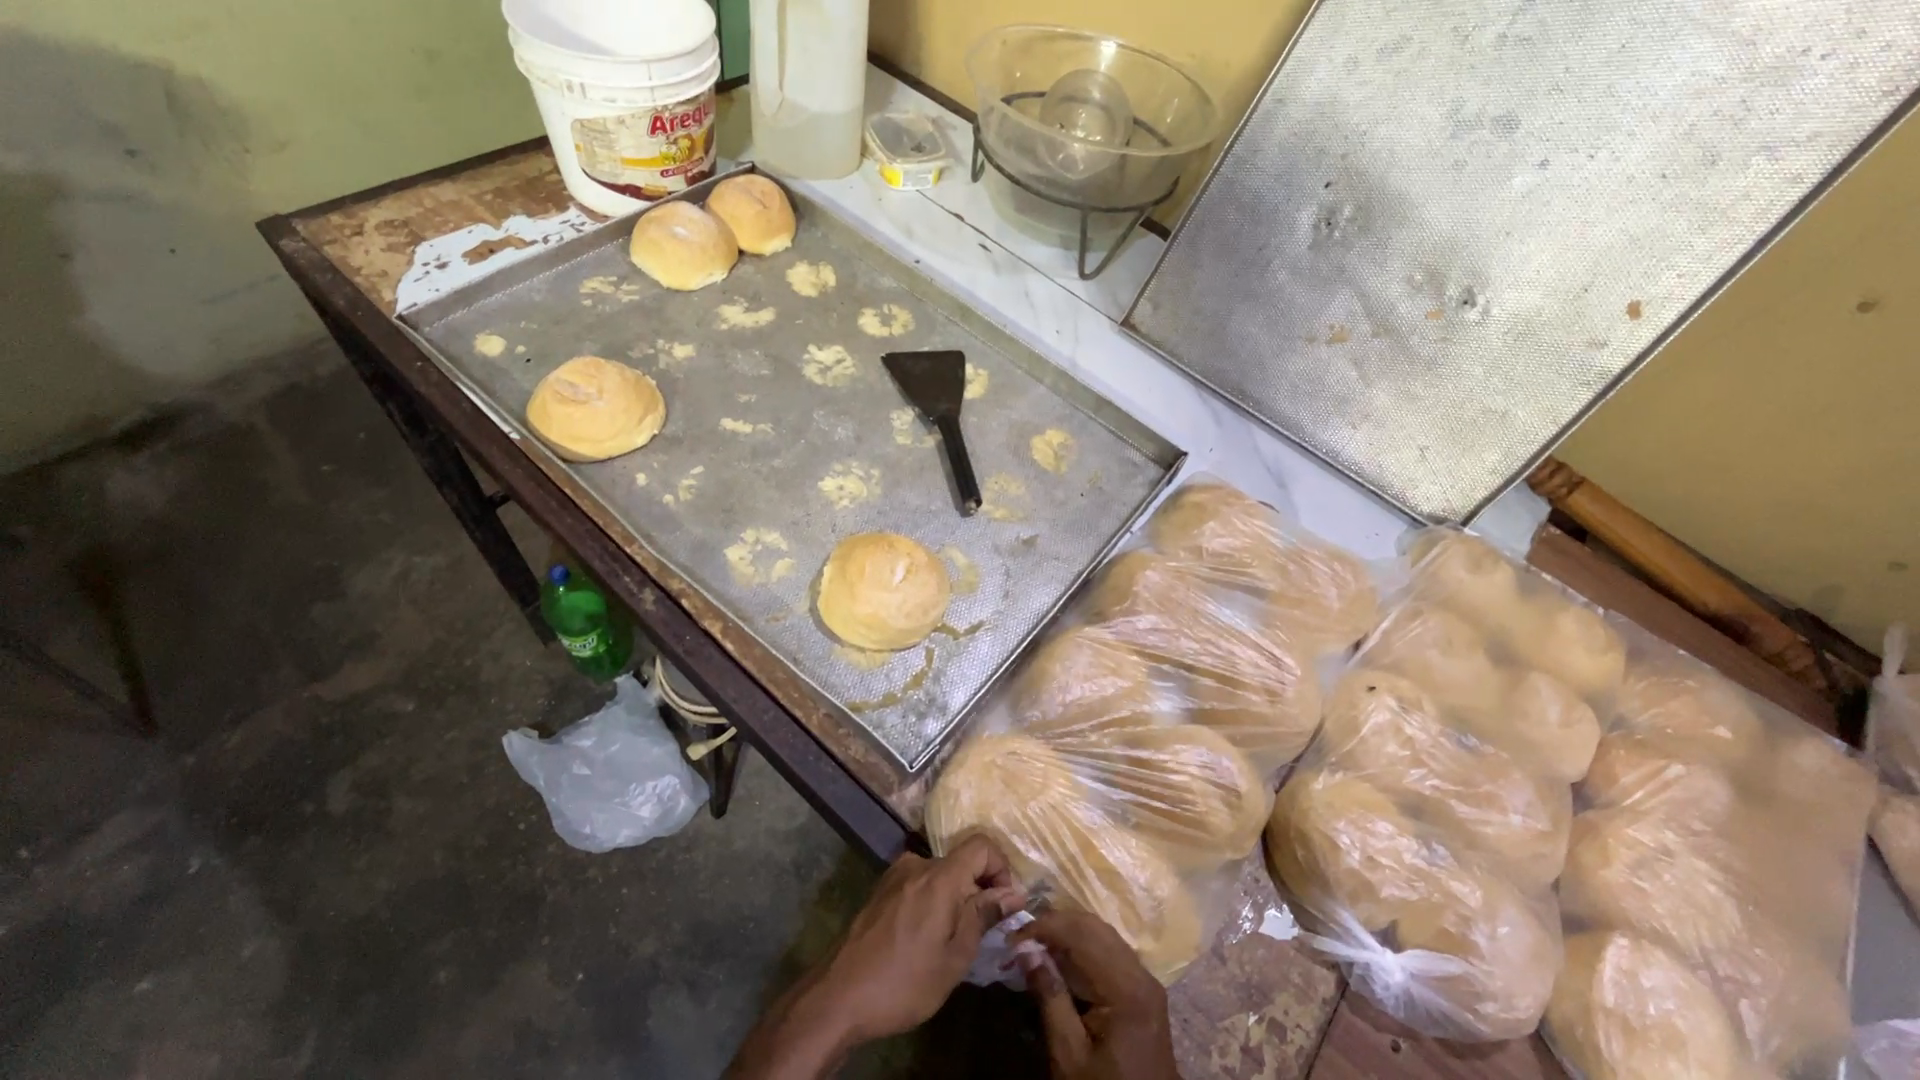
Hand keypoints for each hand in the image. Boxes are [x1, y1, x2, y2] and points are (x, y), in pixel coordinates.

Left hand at [813, 833, 1025, 1042]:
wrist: (838, 998)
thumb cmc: (904, 983)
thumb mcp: (955, 957)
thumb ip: (983, 917)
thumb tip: (1014, 894)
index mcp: (939, 877)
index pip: (982, 845)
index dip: (1001, 868)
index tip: (1004, 905)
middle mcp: (916, 866)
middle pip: (960, 861)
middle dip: (979, 889)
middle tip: (984, 931)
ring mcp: (894, 877)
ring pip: (939, 875)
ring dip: (955, 898)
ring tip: (954, 940)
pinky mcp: (880, 892)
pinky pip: (918, 885)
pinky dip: (933, 902)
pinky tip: (925, 939)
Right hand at [1013, 911, 1178, 1079]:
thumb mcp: (1069, 1054)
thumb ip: (1050, 998)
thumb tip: (1026, 951)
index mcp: (1126, 989)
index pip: (1082, 935)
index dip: (1044, 928)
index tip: (1011, 937)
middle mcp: (1141, 974)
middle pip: (1095, 926)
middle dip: (1055, 923)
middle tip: (1020, 937)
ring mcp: (1145, 979)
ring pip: (1103, 934)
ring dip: (1067, 931)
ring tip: (1034, 943)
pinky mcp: (1142, 988)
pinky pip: (1110, 950)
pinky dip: (1082, 945)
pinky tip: (1060, 957)